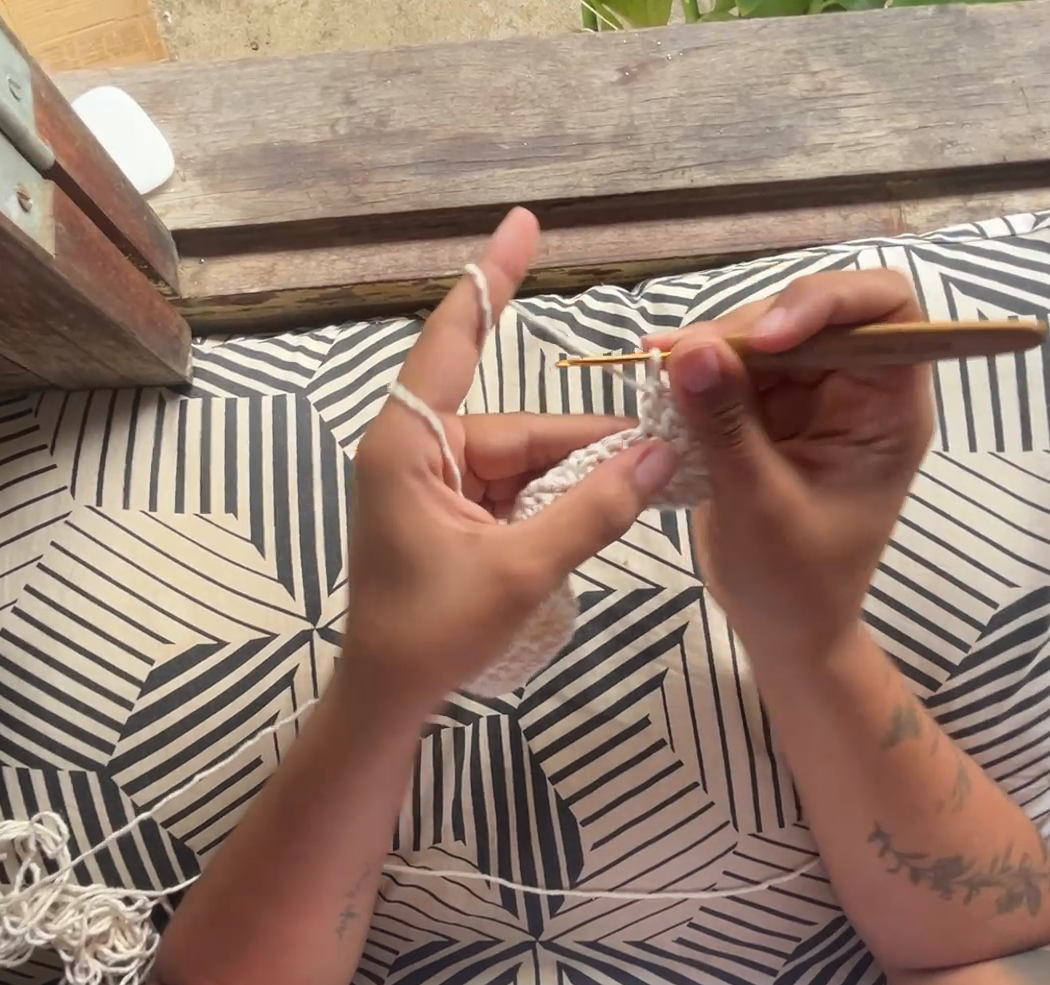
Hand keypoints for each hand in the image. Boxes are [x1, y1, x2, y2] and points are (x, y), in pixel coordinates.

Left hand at [341, 208, 677, 708]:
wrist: (387, 693)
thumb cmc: (432, 633)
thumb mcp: (519, 571)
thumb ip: (591, 511)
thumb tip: (661, 458)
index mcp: (409, 445)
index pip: (454, 341)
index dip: (493, 281)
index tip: (523, 225)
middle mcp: (418, 450)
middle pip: (519, 426)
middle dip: (585, 447)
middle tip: (659, 461)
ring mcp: (434, 481)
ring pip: (523, 460)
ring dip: (575, 480)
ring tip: (634, 497)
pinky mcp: (450, 511)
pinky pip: (513, 488)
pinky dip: (553, 501)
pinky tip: (593, 514)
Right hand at [648, 270, 933, 656]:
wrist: (778, 624)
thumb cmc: (794, 581)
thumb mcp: (759, 503)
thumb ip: (726, 425)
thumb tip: (688, 348)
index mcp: (887, 409)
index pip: (885, 313)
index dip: (826, 303)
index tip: (763, 339)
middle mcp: (851, 390)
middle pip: (806, 316)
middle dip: (742, 331)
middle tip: (677, 360)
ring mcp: (803, 400)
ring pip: (757, 338)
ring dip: (707, 349)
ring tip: (658, 368)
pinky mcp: (761, 414)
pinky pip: (726, 371)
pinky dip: (690, 371)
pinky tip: (656, 372)